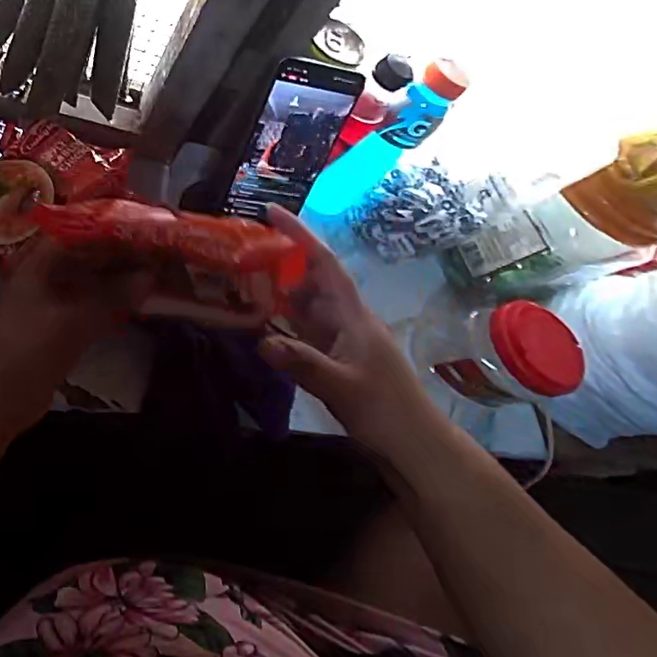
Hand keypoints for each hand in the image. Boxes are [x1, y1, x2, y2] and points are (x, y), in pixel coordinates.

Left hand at [0, 238, 150, 420]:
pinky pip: (88, 305)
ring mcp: (50, 302)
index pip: (76, 230)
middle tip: (156, 248)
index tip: (141, 223)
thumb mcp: (73, 322)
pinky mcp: (57, 327)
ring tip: (153, 269)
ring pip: (89, 280)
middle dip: (117, 252)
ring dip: (116, 277)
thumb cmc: (27, 350)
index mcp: (37, 263)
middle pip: (85, 255)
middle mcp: (43, 276)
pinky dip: (110, 301)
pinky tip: (135, 301)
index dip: (109, 226)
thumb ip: (112, 297)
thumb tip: (151, 275)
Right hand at [257, 205, 437, 449]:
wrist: (414, 445)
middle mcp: (346, 319)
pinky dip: (282, 322)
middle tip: (242, 252)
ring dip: (279, 292)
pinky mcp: (334, 358)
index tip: (271, 212)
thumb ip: (304, 363)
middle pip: (311, 279)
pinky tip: (260, 325)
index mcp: (353, 315)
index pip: (324, 263)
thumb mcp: (343, 387)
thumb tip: (262, 341)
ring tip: (243, 282)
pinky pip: (303, 329)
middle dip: (281, 261)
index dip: (299, 235)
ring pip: (306, 304)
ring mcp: (341, 339)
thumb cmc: (386, 410)